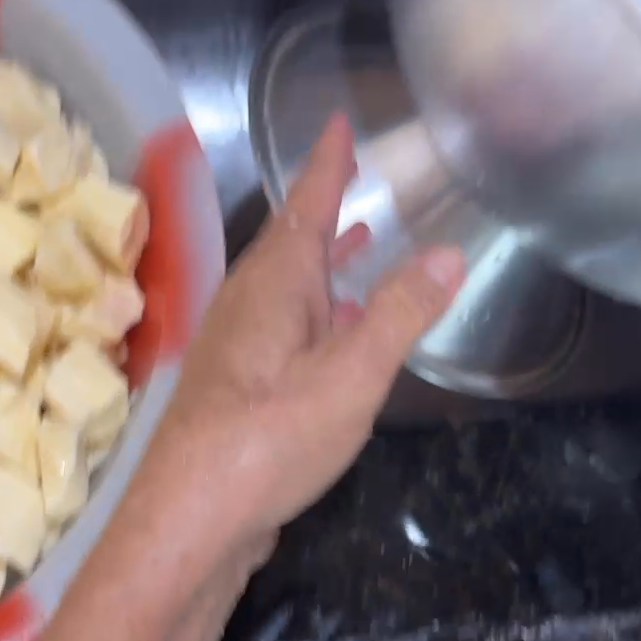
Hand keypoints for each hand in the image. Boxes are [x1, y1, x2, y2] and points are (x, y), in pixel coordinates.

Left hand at [134, 115, 464, 569]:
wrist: (190, 517)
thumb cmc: (270, 437)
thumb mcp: (351, 376)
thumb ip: (399, 314)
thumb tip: (449, 252)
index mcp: (274, 285)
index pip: (306, 206)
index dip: (327, 164)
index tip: (338, 123)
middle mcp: (248, 304)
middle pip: (292, 243)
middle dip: (326, 210)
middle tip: (355, 179)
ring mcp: (238, 348)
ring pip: (289, 289)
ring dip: (324, 264)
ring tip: (360, 244)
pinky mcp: (238, 388)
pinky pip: (286, 330)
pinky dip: (317, 315)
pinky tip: (335, 334)